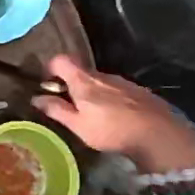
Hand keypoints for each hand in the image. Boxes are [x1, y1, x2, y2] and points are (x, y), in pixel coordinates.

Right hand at [32, 55, 194, 171]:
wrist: (158, 134)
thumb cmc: (111, 130)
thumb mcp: (78, 125)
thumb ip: (56, 110)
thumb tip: (36, 98)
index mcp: (83, 81)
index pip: (61, 60)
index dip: (50, 68)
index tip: (47, 85)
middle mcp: (102, 75)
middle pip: (80, 71)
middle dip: (71, 85)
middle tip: (68, 107)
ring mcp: (123, 82)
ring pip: (100, 82)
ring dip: (92, 93)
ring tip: (93, 116)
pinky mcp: (138, 91)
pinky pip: (116, 90)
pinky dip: (109, 99)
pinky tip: (115, 118)